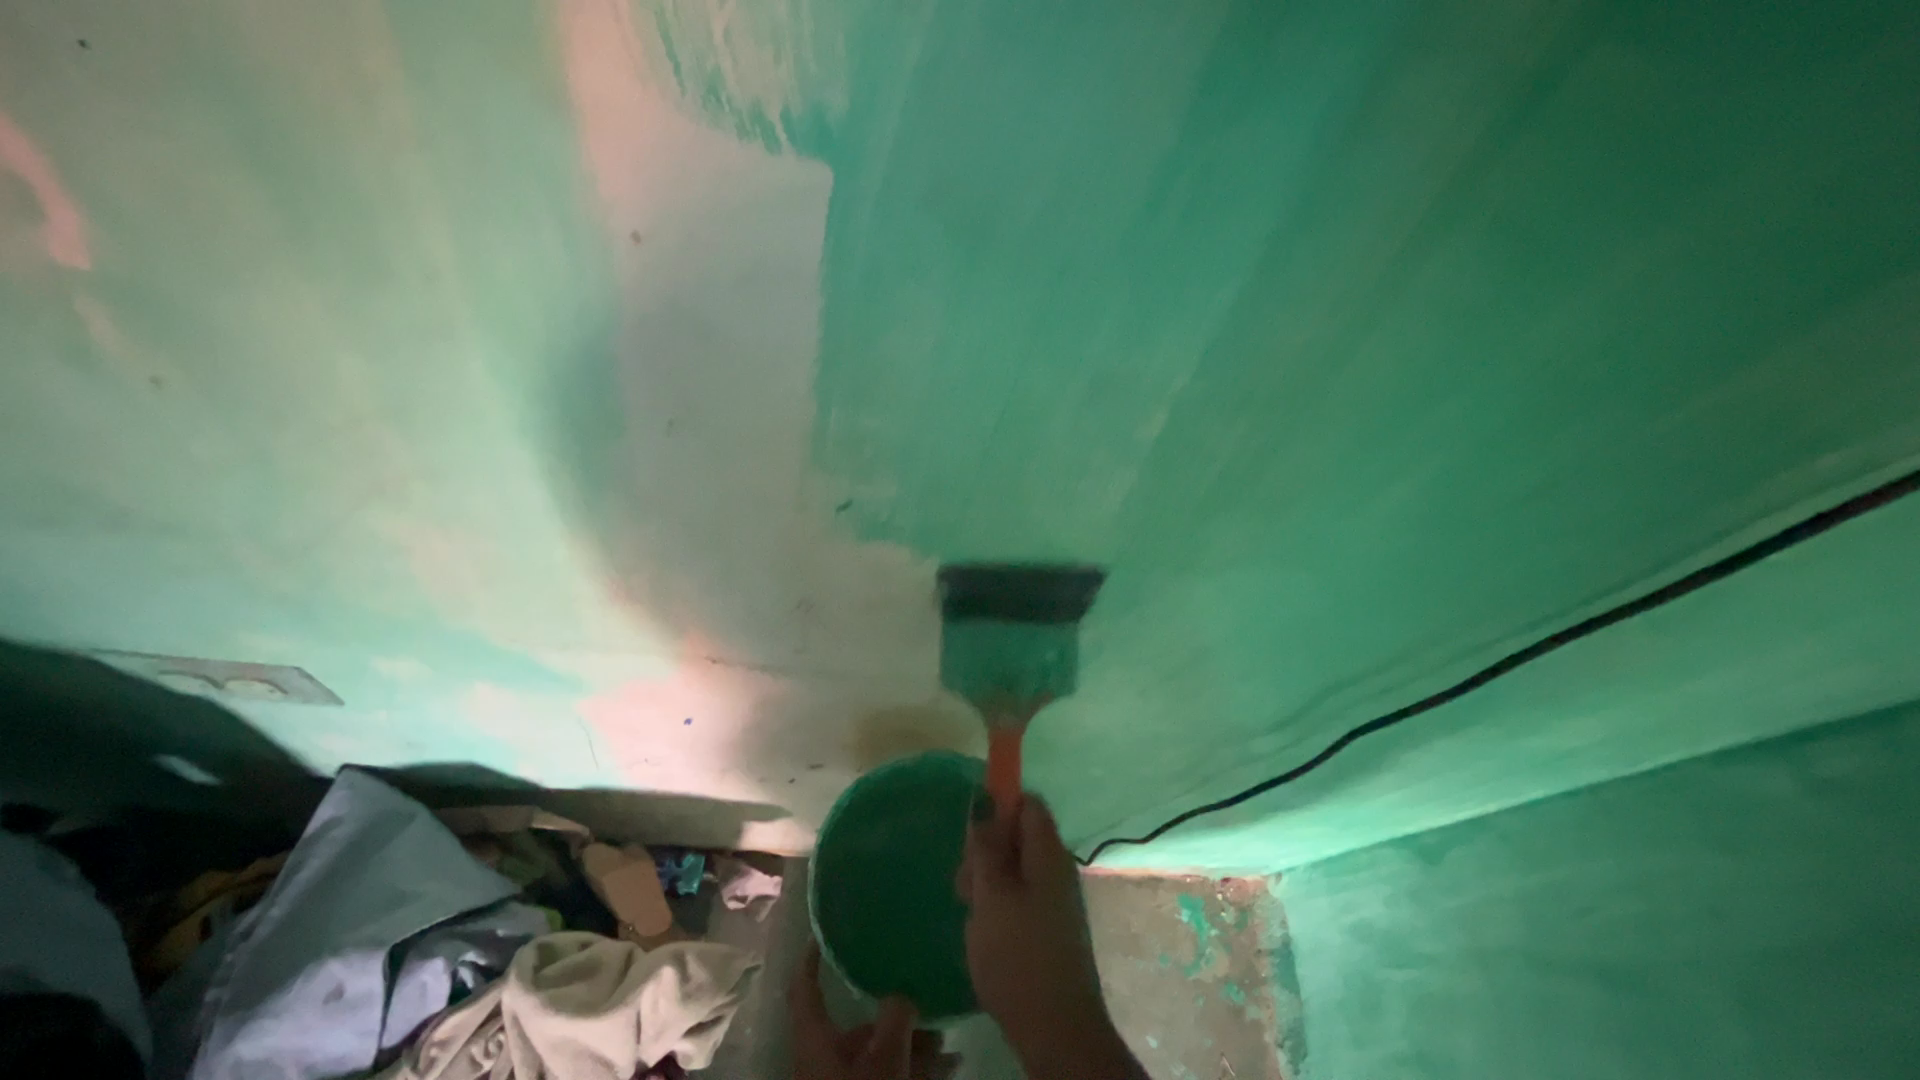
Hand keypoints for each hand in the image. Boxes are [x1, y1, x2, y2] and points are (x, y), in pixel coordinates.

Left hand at [790, 941, 957, 1079]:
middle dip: (900, 1022)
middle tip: (933, 1017)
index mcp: (815, 1038)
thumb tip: (901, 995)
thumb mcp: (884, 1058)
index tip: (820, 934)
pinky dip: (909, 1074)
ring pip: (876, 1059)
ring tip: (949, 1052)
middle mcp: (821, 1059)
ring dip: (912, 1052)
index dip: (809, 960)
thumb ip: (895, 1019)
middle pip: (859, 1030)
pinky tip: (943, 1073)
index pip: (804, 988)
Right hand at [956, 793, 1145, 1078]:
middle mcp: (1057, 869)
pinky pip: (1021, 897)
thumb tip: (983, 801)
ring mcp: (1057, 900)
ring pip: (1016, 869)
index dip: (999, 805)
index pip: (1029, 804)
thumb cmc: (1018, 955)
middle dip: (987, 850)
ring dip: (988, 881)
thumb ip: (986, 848)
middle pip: (1020, 836)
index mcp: (1048, 853)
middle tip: (964, 884)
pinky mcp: (1051, 927)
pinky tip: (984, 932)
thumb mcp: (990, 895)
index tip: (970, 832)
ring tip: (970, 912)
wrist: (1056, 1027)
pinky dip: (998, 905)